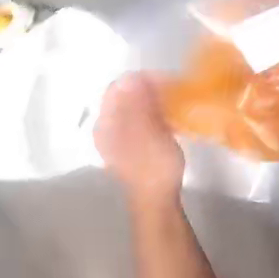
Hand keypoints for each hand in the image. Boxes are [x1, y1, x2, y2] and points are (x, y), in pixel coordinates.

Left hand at [95, 74, 184, 200]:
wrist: (157, 201)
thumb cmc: (154, 166)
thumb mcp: (150, 131)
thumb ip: (138, 103)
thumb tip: (131, 76)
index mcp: (106, 123)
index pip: (119, 87)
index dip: (142, 80)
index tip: (167, 81)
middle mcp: (105, 127)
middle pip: (124, 96)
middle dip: (147, 89)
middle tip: (172, 90)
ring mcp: (116, 137)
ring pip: (131, 107)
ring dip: (151, 101)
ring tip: (173, 103)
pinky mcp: (128, 146)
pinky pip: (137, 119)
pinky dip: (151, 114)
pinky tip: (167, 119)